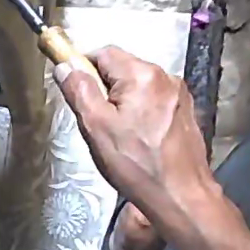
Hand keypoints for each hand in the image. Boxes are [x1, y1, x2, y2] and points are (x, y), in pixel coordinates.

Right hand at [54, 47, 225, 232]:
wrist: (180, 196)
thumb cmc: (137, 165)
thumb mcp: (96, 127)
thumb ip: (79, 90)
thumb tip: (65, 65)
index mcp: (142, 75)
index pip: (103, 52)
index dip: (82, 66)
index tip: (72, 89)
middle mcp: (165, 77)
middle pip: (121, 67)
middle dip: (102, 87)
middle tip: (94, 120)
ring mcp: (178, 94)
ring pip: (136, 85)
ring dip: (120, 101)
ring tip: (115, 133)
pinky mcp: (184, 111)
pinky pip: (152, 99)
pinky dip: (138, 111)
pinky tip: (135, 138)